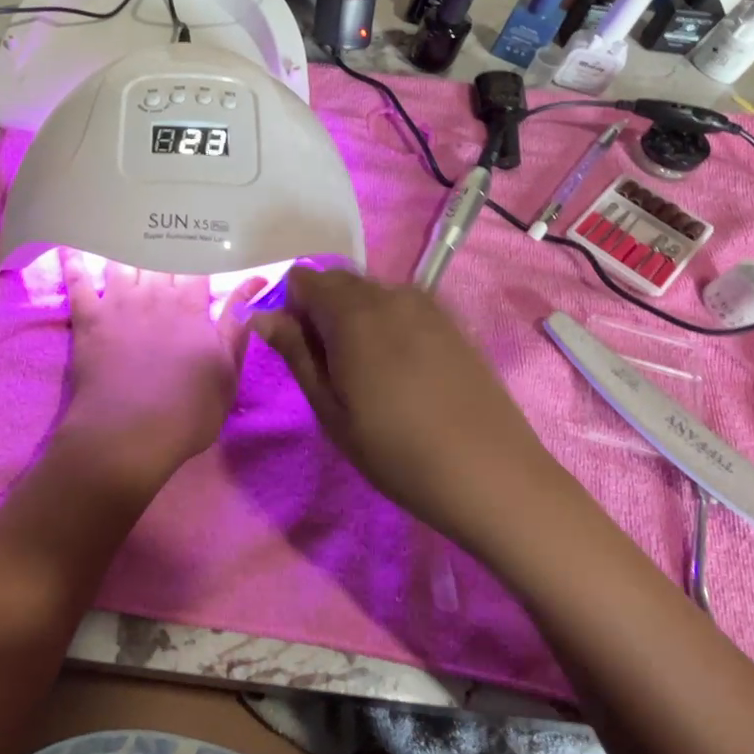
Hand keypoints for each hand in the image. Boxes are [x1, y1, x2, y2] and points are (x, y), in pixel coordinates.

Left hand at [56, 253, 263, 491]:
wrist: (127, 434)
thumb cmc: (187, 411)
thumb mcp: (227, 372)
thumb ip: (238, 324)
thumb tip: (257, 282)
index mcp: (191, 308)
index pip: (196, 269)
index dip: (197, 257)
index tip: (198, 248)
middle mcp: (154, 296)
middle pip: (159, 261)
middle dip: (161, 249)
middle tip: (160, 235)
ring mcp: (117, 304)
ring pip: (121, 263)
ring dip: (124, 251)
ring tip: (124, 235)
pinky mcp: (88, 319)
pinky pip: (77, 282)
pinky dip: (74, 262)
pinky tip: (70, 246)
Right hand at [252, 266, 573, 554]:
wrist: (490, 474)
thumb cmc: (395, 450)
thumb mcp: (330, 409)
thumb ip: (296, 354)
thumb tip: (263, 315)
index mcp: (353, 313)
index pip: (304, 279)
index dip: (290, 308)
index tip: (295, 350)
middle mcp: (390, 295)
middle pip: (339, 282)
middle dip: (321, 311)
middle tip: (326, 367)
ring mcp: (427, 306)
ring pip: (372, 294)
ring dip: (354, 317)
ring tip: (364, 372)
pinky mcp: (453, 323)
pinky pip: (403, 307)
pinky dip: (387, 324)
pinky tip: (399, 370)